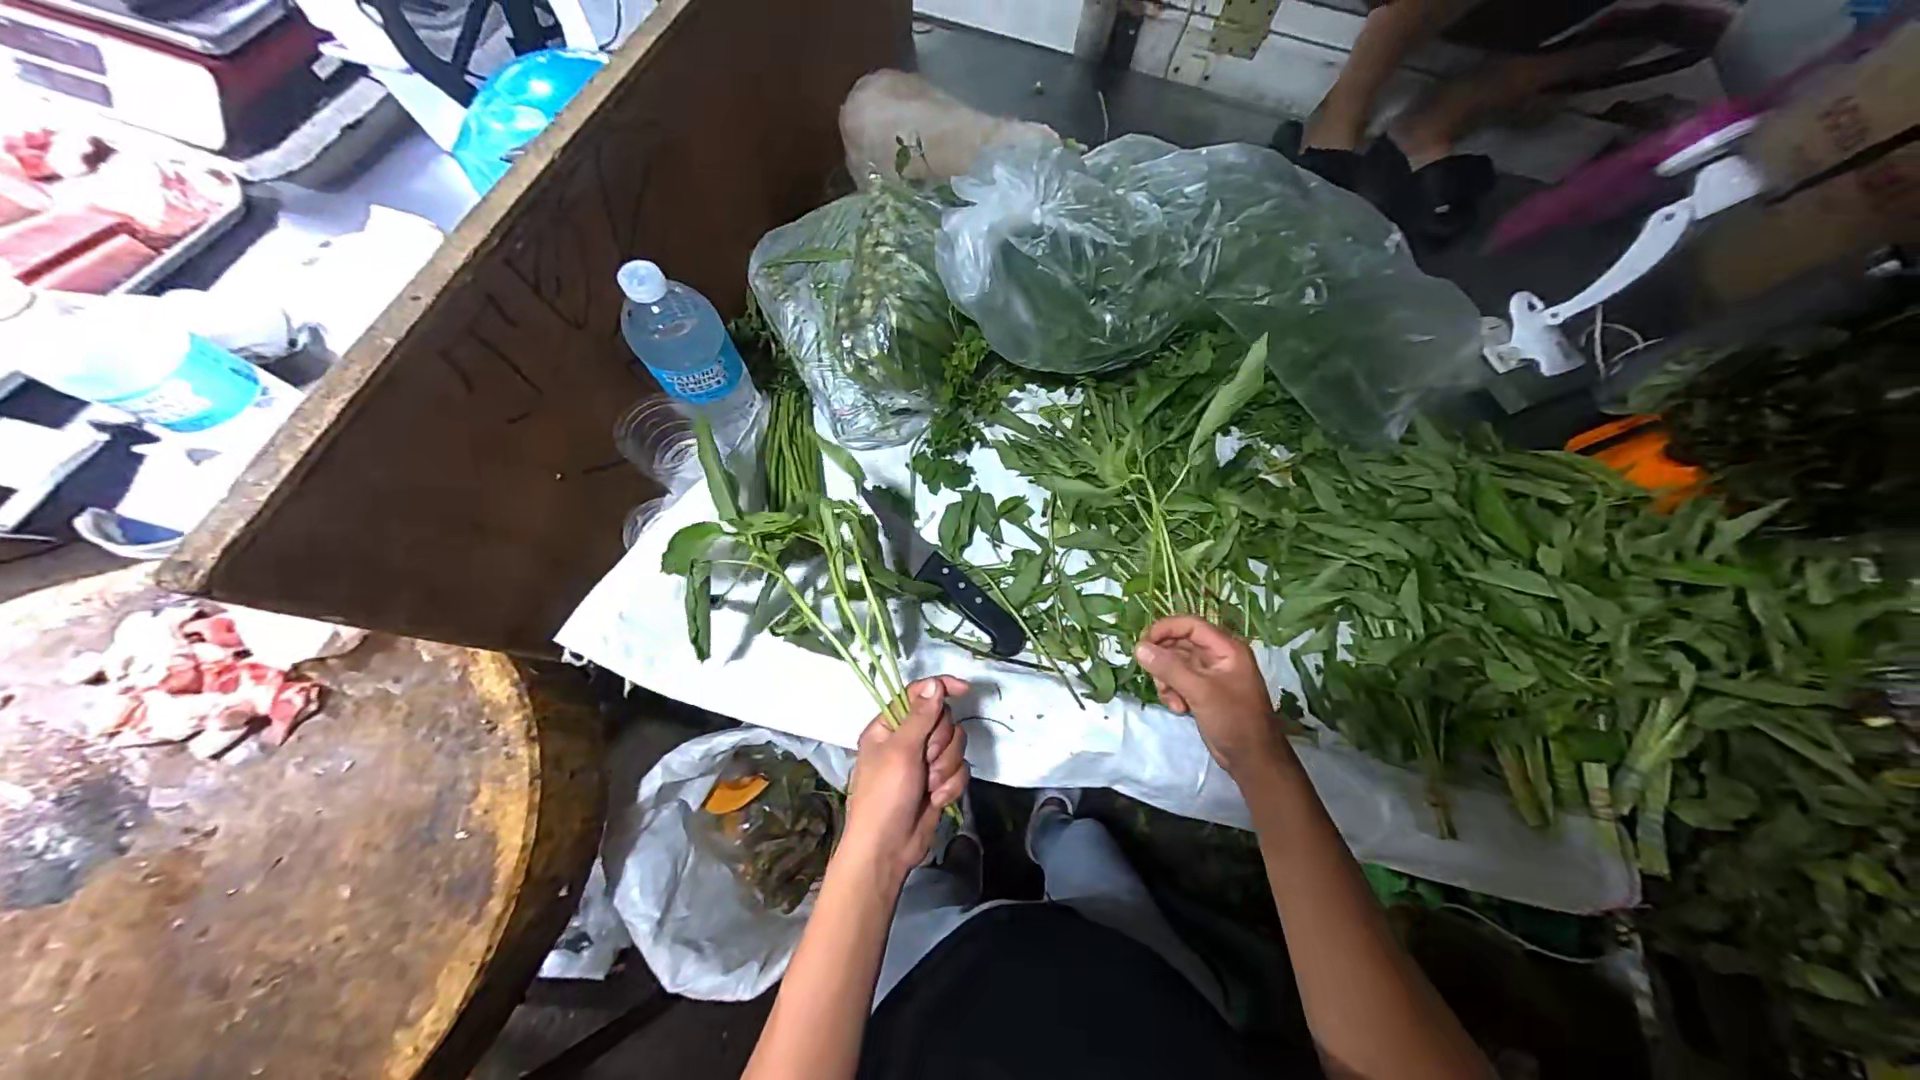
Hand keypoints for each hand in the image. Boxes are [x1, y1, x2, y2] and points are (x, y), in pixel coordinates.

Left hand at [841, 676, 969, 881]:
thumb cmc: (884, 796)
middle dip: (940, 743)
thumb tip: (934, 682)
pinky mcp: (939, 782)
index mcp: (888, 726)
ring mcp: (924, 762)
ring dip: (945, 767)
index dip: (941, 688)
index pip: (919, 694)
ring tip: (929, 786)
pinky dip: (951, 785)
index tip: (964, 690)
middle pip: (943, 720)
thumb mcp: (900, 751)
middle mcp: (907, 740)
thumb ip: (920, 716)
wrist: (888, 849)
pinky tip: (936, 800)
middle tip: (925, 761)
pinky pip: (959, 770)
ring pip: (955, 745)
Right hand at [1135, 616, 1290, 779]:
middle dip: (1163, 659)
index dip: (1165, 629)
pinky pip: (1177, 680)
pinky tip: (1178, 707)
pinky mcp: (1202, 691)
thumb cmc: (1234, 720)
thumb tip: (1139, 648)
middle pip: (1179, 643)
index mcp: (1226, 648)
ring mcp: (1209, 674)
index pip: (1190, 625)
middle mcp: (1217, 656)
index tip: (1143, 643)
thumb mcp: (1200, 691)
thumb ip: (1169, 667)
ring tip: (1171, 699)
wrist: (1252, 759)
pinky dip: (1171, 691)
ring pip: (1174, 663)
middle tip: (1151, 673)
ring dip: (1166, 679)